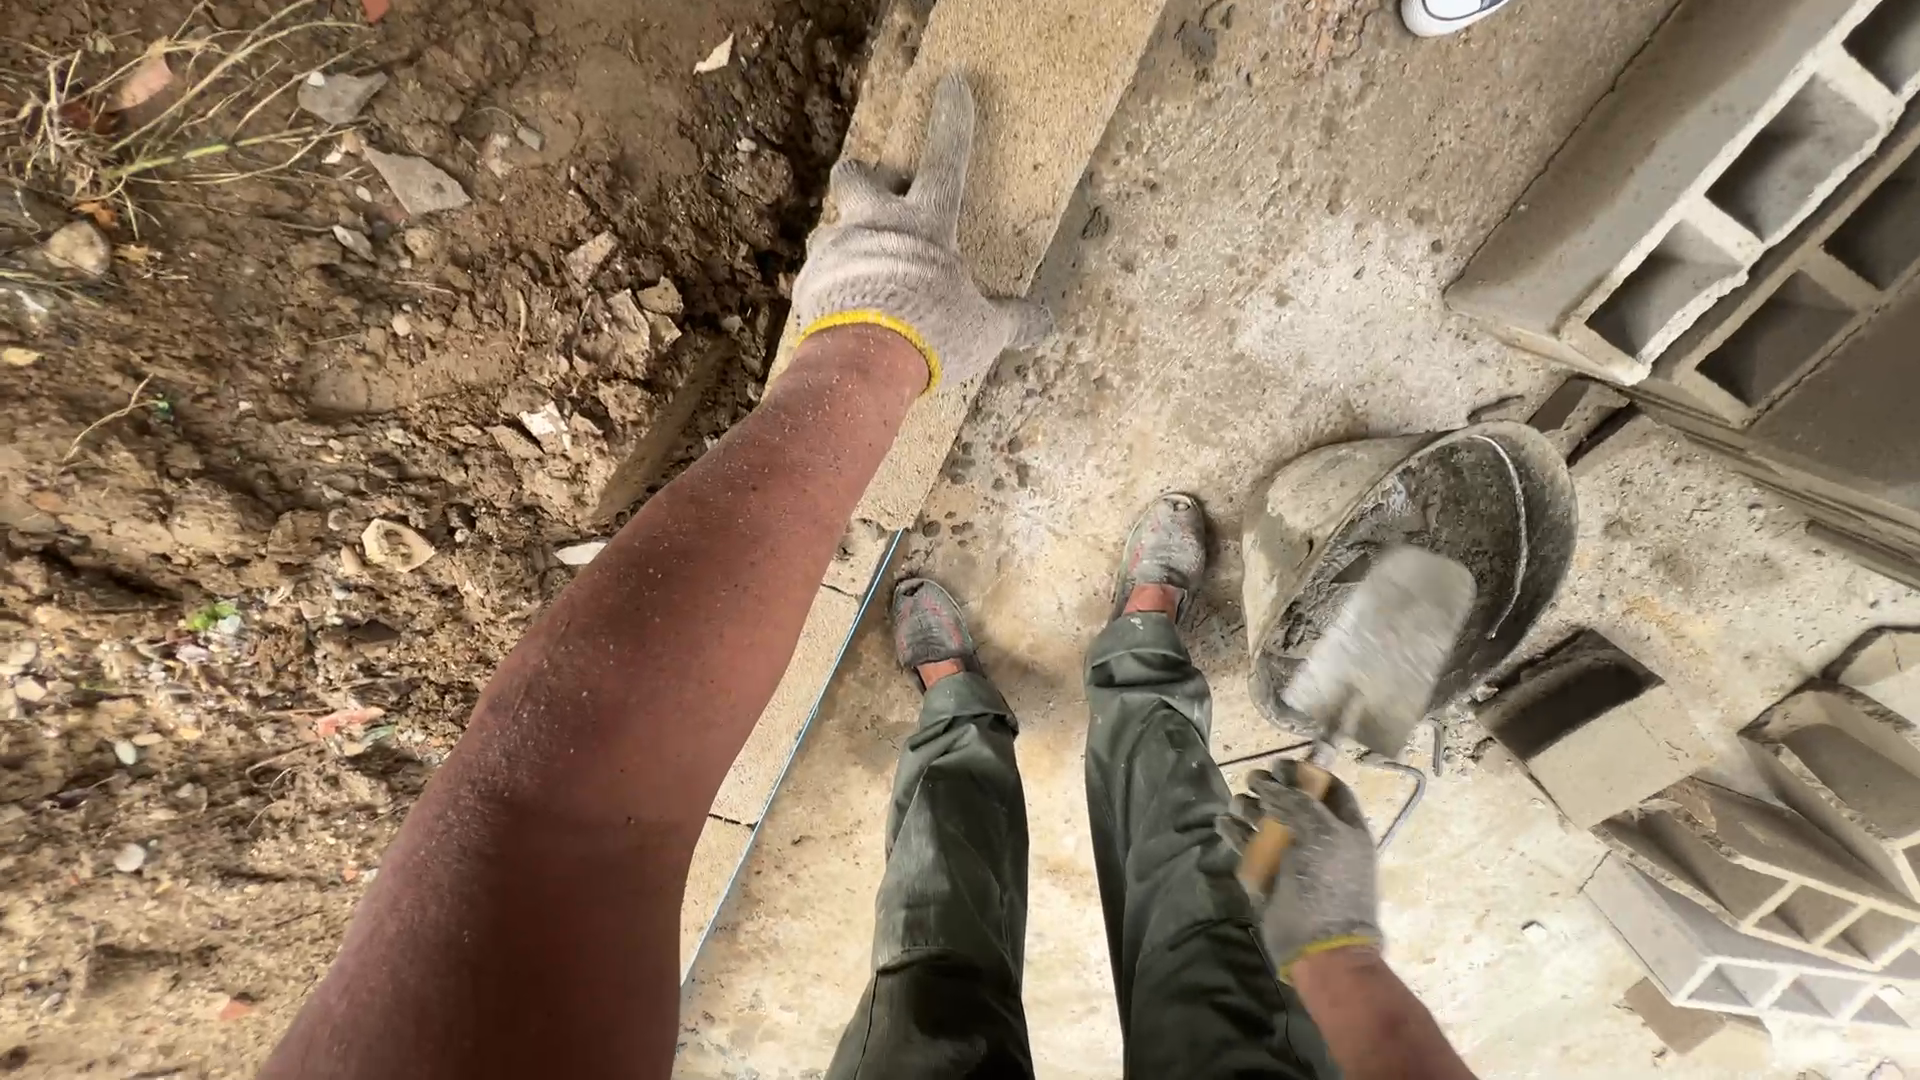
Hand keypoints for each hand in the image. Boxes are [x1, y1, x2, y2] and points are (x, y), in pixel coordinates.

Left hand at [789, 73, 1051, 394]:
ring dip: (848, 245)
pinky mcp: (810, 283)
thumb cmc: (931, 331)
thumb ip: (1011, 320)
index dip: (952, 122)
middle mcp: (874, 225)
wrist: (863, 360)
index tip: (954, 84)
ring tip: (864, 279)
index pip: (946, 160)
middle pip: (857, 178)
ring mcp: (836, 249)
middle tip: (871, 190)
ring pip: (835, 230)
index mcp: (925, 223)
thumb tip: (1045, 321)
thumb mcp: (982, 328)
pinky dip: (833, 288)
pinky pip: (820, 277)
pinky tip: (844, 312)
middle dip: (861, 176)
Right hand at [1217, 761, 1382, 979]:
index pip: (1329, 789)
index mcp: (1343, 829)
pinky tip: (1224, 823)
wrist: (1316, 944)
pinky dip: (1233, 830)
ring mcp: (1291, 857)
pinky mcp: (1266, 873)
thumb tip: (1272, 785)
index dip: (1307, 773)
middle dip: (1272, 787)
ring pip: (1265, 819)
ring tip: (1239, 804)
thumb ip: (1297, 801)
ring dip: (1249, 806)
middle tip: (1254, 779)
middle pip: (1292, 800)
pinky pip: (1246, 844)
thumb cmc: (1327, 884)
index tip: (1282, 764)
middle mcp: (1318, 838)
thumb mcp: (1323, 834)